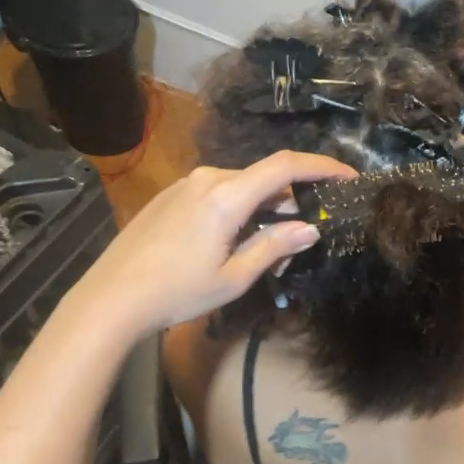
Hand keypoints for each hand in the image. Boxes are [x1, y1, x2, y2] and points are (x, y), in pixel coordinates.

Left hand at [64, 151, 356, 341]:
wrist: (113, 297)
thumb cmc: (178, 292)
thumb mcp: (234, 277)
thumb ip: (274, 247)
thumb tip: (309, 229)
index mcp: (226, 195)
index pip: (285, 166)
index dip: (322, 166)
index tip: (349, 176)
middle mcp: (207, 179)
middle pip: (263, 177)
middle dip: (292, 199)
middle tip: (305, 236)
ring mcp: (185, 185)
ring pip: (240, 186)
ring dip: (264, 208)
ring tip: (269, 247)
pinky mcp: (171, 196)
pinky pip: (217, 193)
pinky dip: (239, 209)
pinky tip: (235, 241)